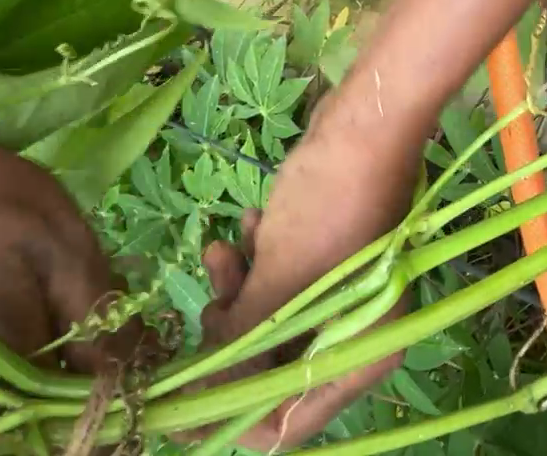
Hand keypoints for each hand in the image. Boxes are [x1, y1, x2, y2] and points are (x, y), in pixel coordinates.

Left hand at [191, 121, 416, 448]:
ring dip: (240, 286)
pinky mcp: (329, 250)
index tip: (181, 408)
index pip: (290, 419)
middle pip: (277, 361)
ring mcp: (344, 286)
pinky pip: (284, 273)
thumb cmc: (330, 210)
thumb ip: (242, 344)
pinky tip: (248, 224)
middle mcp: (357, 328)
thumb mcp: (281, 283)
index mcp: (362, 353)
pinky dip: (261, 256)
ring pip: (275, 311)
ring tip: (218, 252)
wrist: (365, 126)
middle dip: (233, 335)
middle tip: (206, 309)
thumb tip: (201, 393)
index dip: (233, 417)